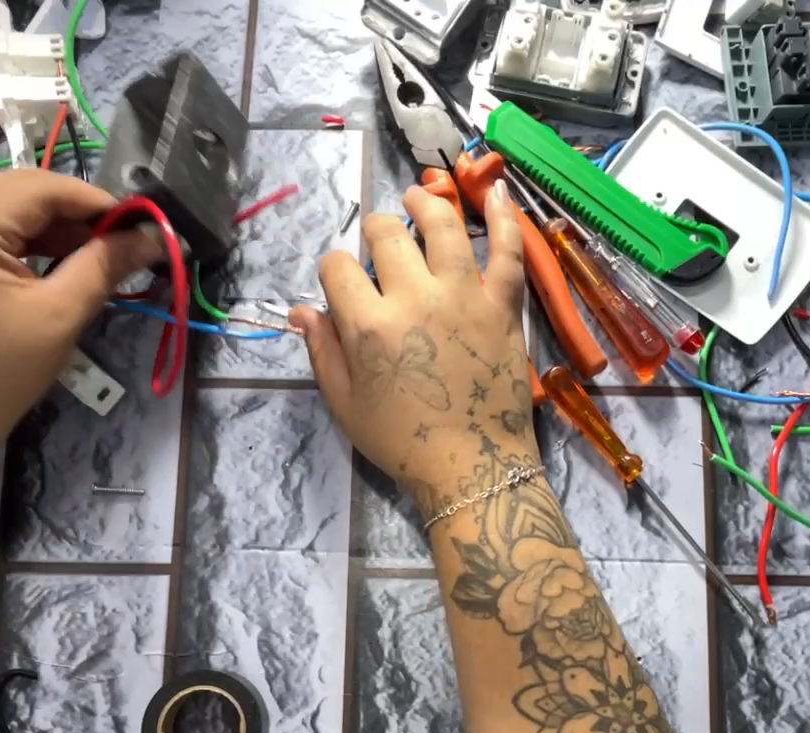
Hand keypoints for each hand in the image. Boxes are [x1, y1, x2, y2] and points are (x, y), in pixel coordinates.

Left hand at [0, 170, 158, 454]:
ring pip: (6, 207)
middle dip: (77, 213)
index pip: (40, 186)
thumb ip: (105, 267)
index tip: (140, 227)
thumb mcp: (60, 316)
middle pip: (21, 190)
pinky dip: (28, 240)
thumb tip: (154, 240)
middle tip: (122, 244)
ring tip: (97, 256)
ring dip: (54, 227)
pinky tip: (59, 262)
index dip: (96, 201)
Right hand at [293, 183, 532, 496]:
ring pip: (442, 225)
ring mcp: (464, 296)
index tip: (342, 284)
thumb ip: (322, 353)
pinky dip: (503, 216)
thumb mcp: (346, 406)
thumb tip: (301, 311)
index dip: (334, 271)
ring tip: (417, 201)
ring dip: (425, 204)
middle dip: (374, 231)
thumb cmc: (403, 442)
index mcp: (369, 325)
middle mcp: (415, 297)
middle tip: (378, 242)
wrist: (472, 466)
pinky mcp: (503, 305)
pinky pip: (507, 249)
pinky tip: (493, 190)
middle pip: (386, 235)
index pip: (338, 268)